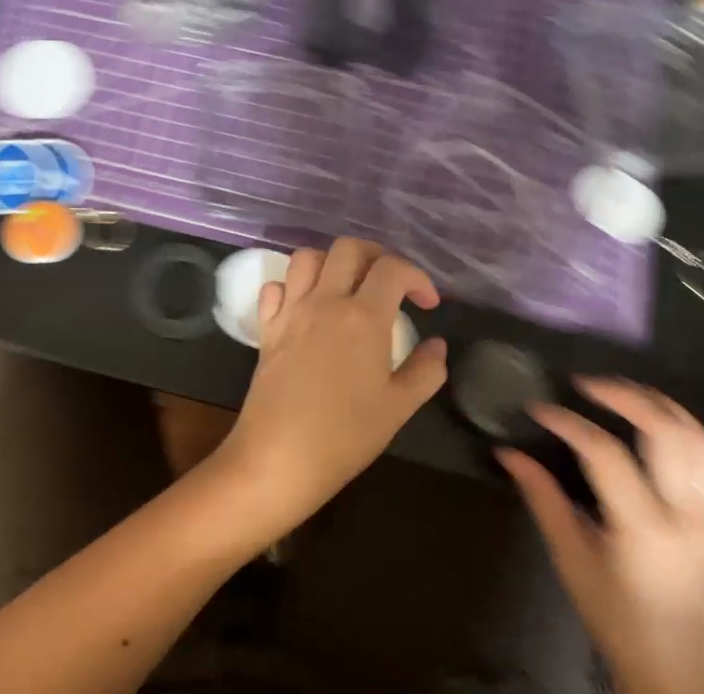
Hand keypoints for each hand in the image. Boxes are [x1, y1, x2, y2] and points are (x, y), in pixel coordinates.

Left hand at [211, 238, 448, 546]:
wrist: (279, 455)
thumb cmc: (346, 435)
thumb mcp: (398, 408)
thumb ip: (425, 371)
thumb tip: (436, 346)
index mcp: (363, 316)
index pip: (393, 268)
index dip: (417, 277)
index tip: (427, 304)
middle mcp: (325, 301)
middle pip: (348, 248)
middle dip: (375, 256)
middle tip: (390, 284)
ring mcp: (290, 311)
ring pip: (307, 257)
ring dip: (331, 263)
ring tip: (348, 288)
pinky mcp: (266, 327)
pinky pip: (276, 287)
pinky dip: (293, 285)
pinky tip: (307, 306)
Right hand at [498, 380, 703, 693]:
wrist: (674, 661)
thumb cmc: (613, 612)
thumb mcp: (569, 556)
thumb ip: (542, 498)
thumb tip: (508, 452)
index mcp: (644, 527)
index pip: (605, 454)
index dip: (569, 423)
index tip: (538, 408)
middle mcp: (689, 516)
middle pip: (670, 436)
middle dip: (628, 398)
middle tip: (589, 383)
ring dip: (667, 409)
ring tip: (630, 392)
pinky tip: (682, 430)